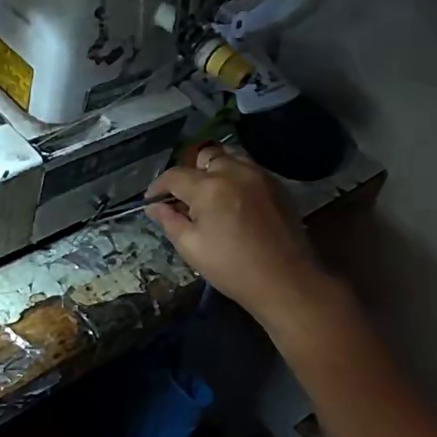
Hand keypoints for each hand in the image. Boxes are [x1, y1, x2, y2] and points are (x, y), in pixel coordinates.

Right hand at [145, 145, 330, 318]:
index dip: (158, 187)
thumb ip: (169, 221)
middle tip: (185, 198)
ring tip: (210, 193)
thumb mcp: (191, 248)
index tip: (152, 201)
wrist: (284, 280)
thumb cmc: (231, 267)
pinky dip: (235, 176)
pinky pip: (250, 168)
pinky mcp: (277, 185)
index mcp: (209, 187)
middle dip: (190, 173)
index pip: (174, 175)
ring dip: (214, 169)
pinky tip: (234, 200)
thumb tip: (154, 207)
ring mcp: (259, 175)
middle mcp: (234, 171)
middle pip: (204, 156)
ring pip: (230, 156)